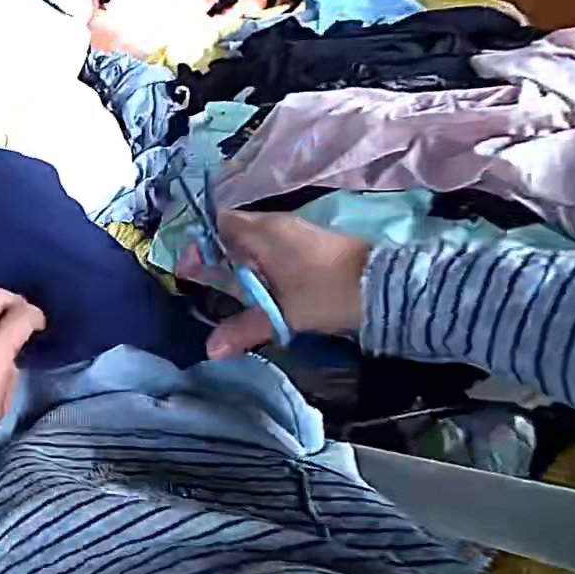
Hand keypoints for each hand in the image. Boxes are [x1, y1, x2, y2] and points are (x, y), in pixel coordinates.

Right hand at [193, 212, 372, 358]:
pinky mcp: (308, 245)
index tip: (189, 268)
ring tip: (225, 286)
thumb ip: (244, 329)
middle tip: (201, 280)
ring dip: (236, 259)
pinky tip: (256, 286)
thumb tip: (210, 350)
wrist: (385, 287)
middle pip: (231, 231)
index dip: (198, 243)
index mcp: (263, 232)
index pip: (218, 223)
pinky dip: (256, 263)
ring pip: (251, 240)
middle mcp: (275, 225)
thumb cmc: (328, 292)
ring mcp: (294, 232)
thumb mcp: (283, 313)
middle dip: (214, 254)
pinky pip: (269, 247)